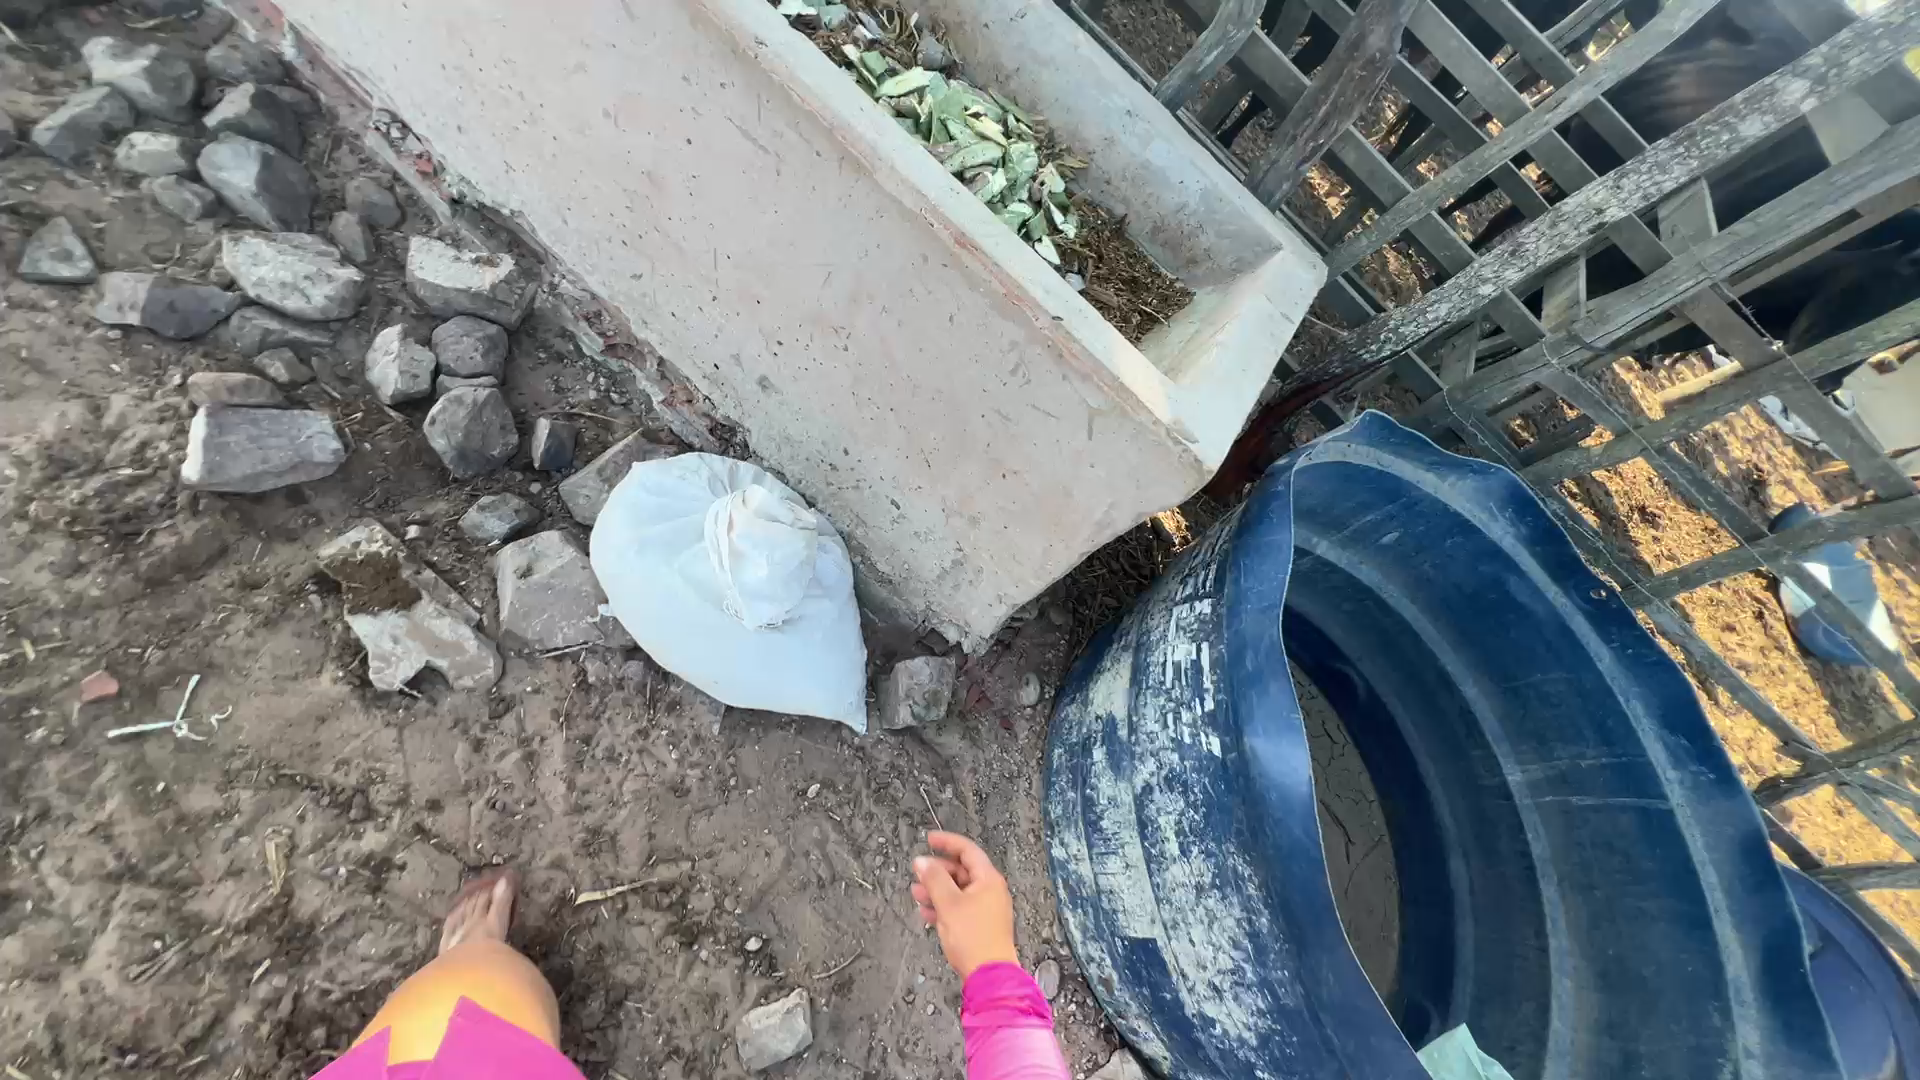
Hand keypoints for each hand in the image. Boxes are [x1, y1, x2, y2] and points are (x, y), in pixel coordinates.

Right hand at [911, 831, 1018, 979]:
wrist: (989, 977)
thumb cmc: (974, 939)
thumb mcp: (949, 904)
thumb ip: (934, 879)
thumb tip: (922, 861)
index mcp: (988, 879)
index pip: (967, 850)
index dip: (947, 842)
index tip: (929, 839)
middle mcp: (990, 890)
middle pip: (961, 871)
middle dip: (938, 871)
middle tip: (919, 872)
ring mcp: (987, 908)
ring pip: (958, 891)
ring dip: (937, 890)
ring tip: (917, 893)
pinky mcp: (981, 925)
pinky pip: (960, 907)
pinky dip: (944, 906)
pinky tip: (927, 913)